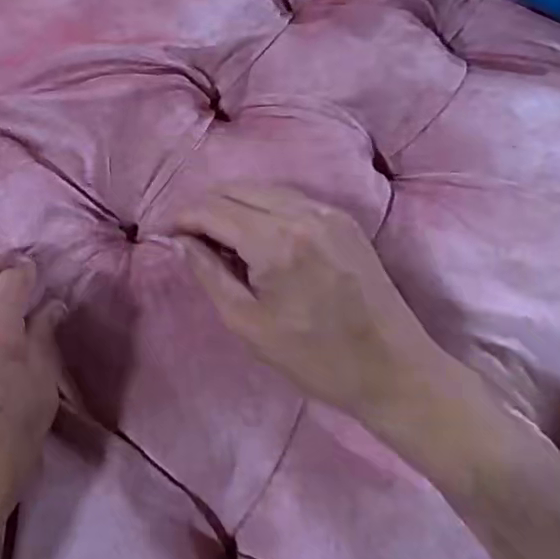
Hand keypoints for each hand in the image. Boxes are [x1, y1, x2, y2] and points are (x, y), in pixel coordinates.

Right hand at [173, 186, 451, 421]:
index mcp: (276, 241)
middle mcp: (301, 213)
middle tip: (186, 235)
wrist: (396, 370)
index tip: (164, 232)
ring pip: (262, 188)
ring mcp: (327, 211)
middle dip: (204, 206)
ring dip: (232, 203)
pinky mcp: (344, 219)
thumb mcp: (249, 324)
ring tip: (216, 236)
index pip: (213, 208)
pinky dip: (261, 206)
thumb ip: (209, 274)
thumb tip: (180, 241)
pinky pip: (289, 197)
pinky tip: (254, 233)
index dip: (182, 216)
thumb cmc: (316, 358)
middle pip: (235, 188)